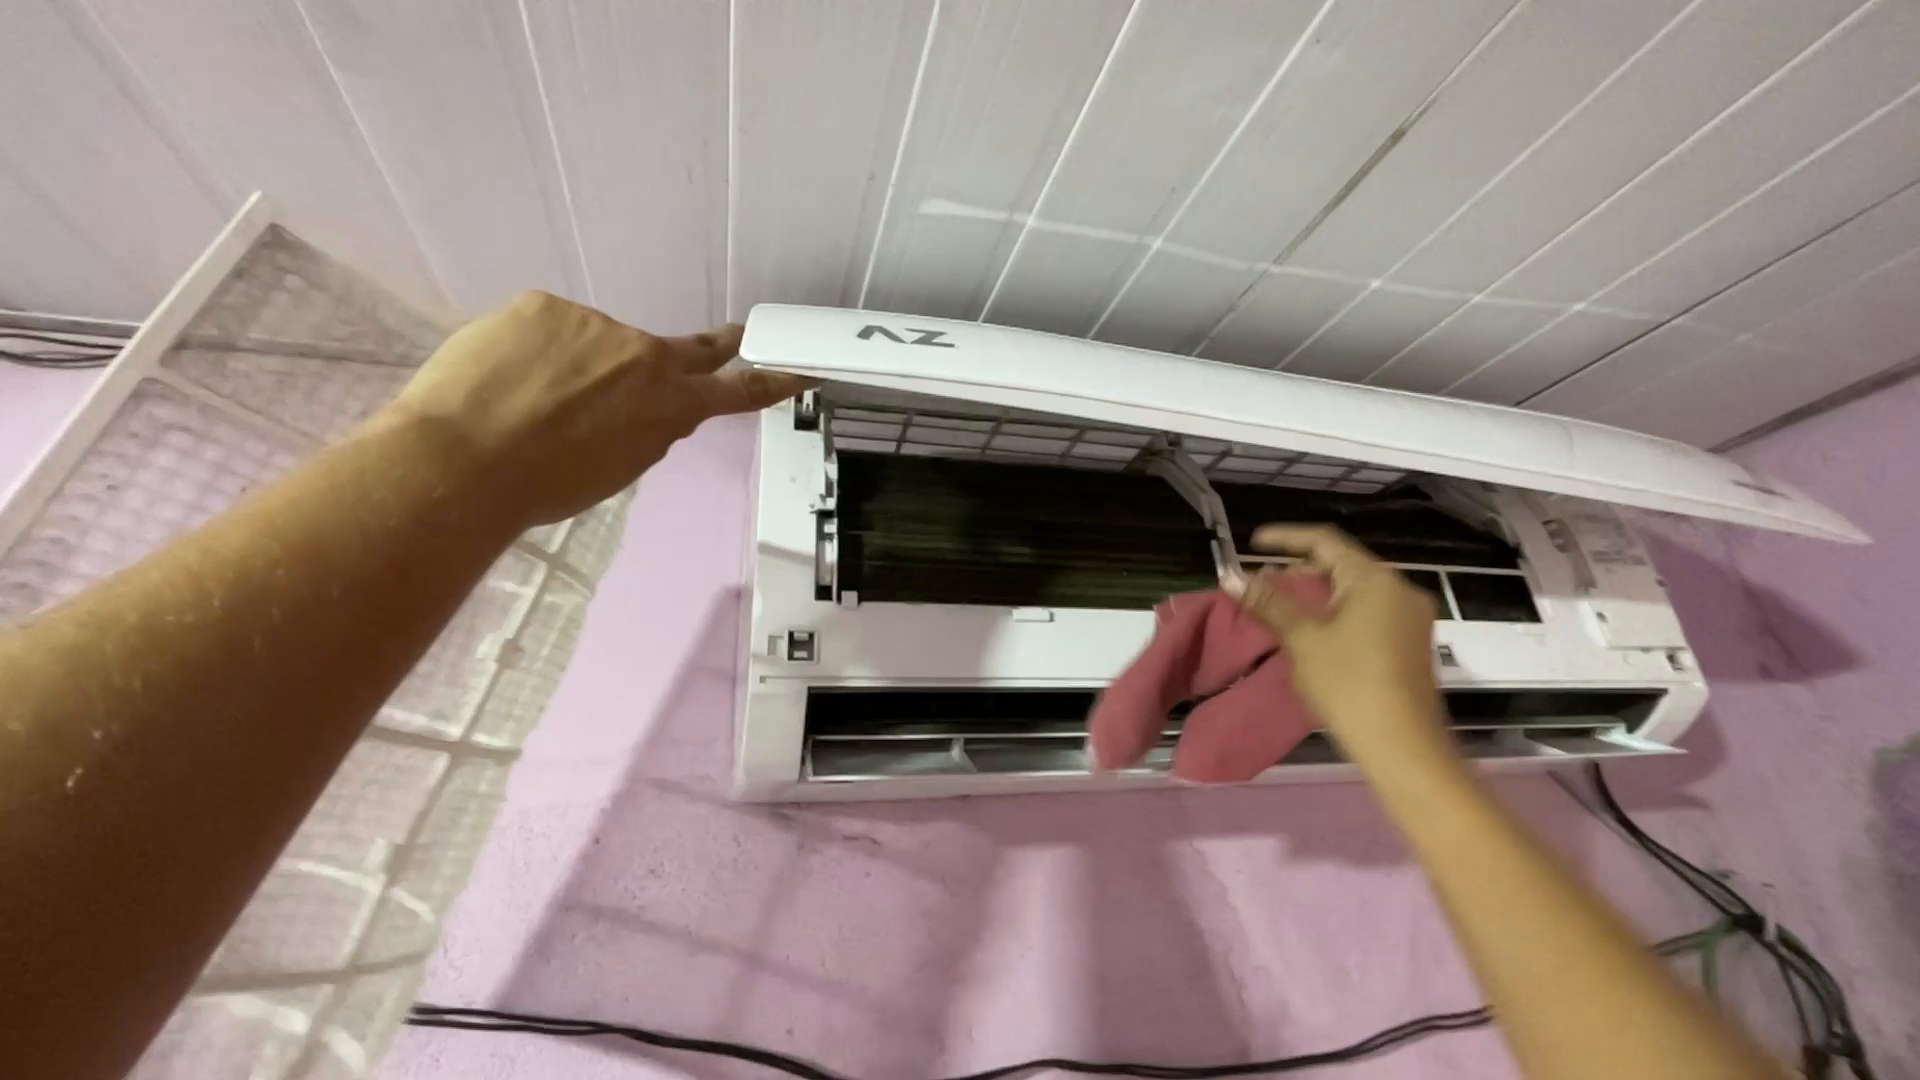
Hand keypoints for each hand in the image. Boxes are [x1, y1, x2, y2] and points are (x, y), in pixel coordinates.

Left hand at [379, 291, 811, 525]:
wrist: (464, 461)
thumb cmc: (546, 485)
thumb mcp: (617, 469)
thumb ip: (647, 430)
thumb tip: (645, 407)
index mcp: (670, 405)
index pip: (738, 391)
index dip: (776, 380)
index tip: (806, 367)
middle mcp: (646, 356)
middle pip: (692, 346)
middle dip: (719, 344)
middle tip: (739, 332)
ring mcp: (596, 323)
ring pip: (595, 345)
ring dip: (577, 367)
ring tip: (532, 400)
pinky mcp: (544, 304)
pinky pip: (549, 328)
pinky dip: (533, 351)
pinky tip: (506, 377)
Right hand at [1227, 524, 1451, 764]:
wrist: (1402, 745)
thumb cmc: (1349, 683)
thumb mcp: (1302, 640)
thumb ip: (1268, 603)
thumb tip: (1231, 576)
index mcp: (1376, 580)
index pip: (1325, 542)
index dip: (1285, 538)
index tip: (1252, 542)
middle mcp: (1400, 589)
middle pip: (1343, 565)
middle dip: (1299, 570)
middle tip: (1263, 582)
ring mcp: (1410, 617)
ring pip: (1355, 590)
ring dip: (1317, 593)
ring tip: (1280, 607)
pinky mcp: (1410, 642)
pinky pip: (1368, 611)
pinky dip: (1337, 611)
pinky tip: (1312, 631)